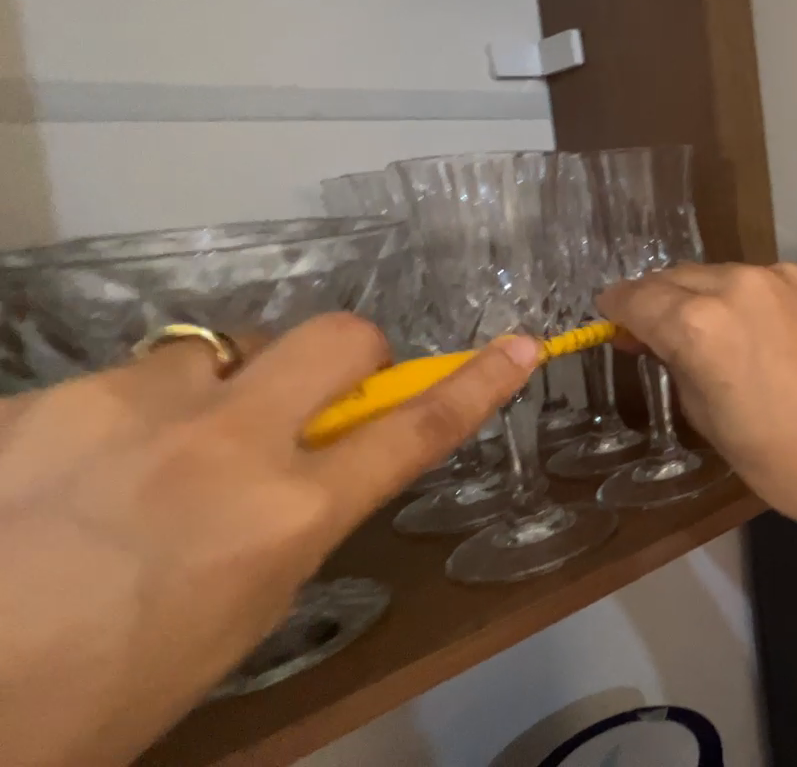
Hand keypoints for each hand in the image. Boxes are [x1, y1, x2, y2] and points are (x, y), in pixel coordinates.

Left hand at [0, 314, 540, 766]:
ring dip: (206, 392)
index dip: (480, 382)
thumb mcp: (248, 606)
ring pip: (210, 352)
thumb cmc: (111, 685)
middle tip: (309, 397)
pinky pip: (111, 386)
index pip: (419, 427)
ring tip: (142, 458)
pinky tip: (59, 480)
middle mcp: (224, 445)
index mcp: (289, 513)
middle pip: (336, 337)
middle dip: (347, 355)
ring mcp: (123, 413)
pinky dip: (113, 421)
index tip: (521, 345)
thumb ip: (301, 515)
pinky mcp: (33, 405)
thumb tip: (316, 456)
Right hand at [598, 263, 796, 557]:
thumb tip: (654, 340)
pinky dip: (746, 299)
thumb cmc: (780, 458)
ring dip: (704, 297)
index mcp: (702, 322)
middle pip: (677, 278)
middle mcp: (741, 284)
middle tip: (653, 335)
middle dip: (658, 301)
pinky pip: (762, 282)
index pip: (637, 298)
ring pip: (721, 275)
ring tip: (708, 336)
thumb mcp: (707, 416)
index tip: (613, 324)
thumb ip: (674, 364)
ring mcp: (786, 279)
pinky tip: (755, 333)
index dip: (617, 312)